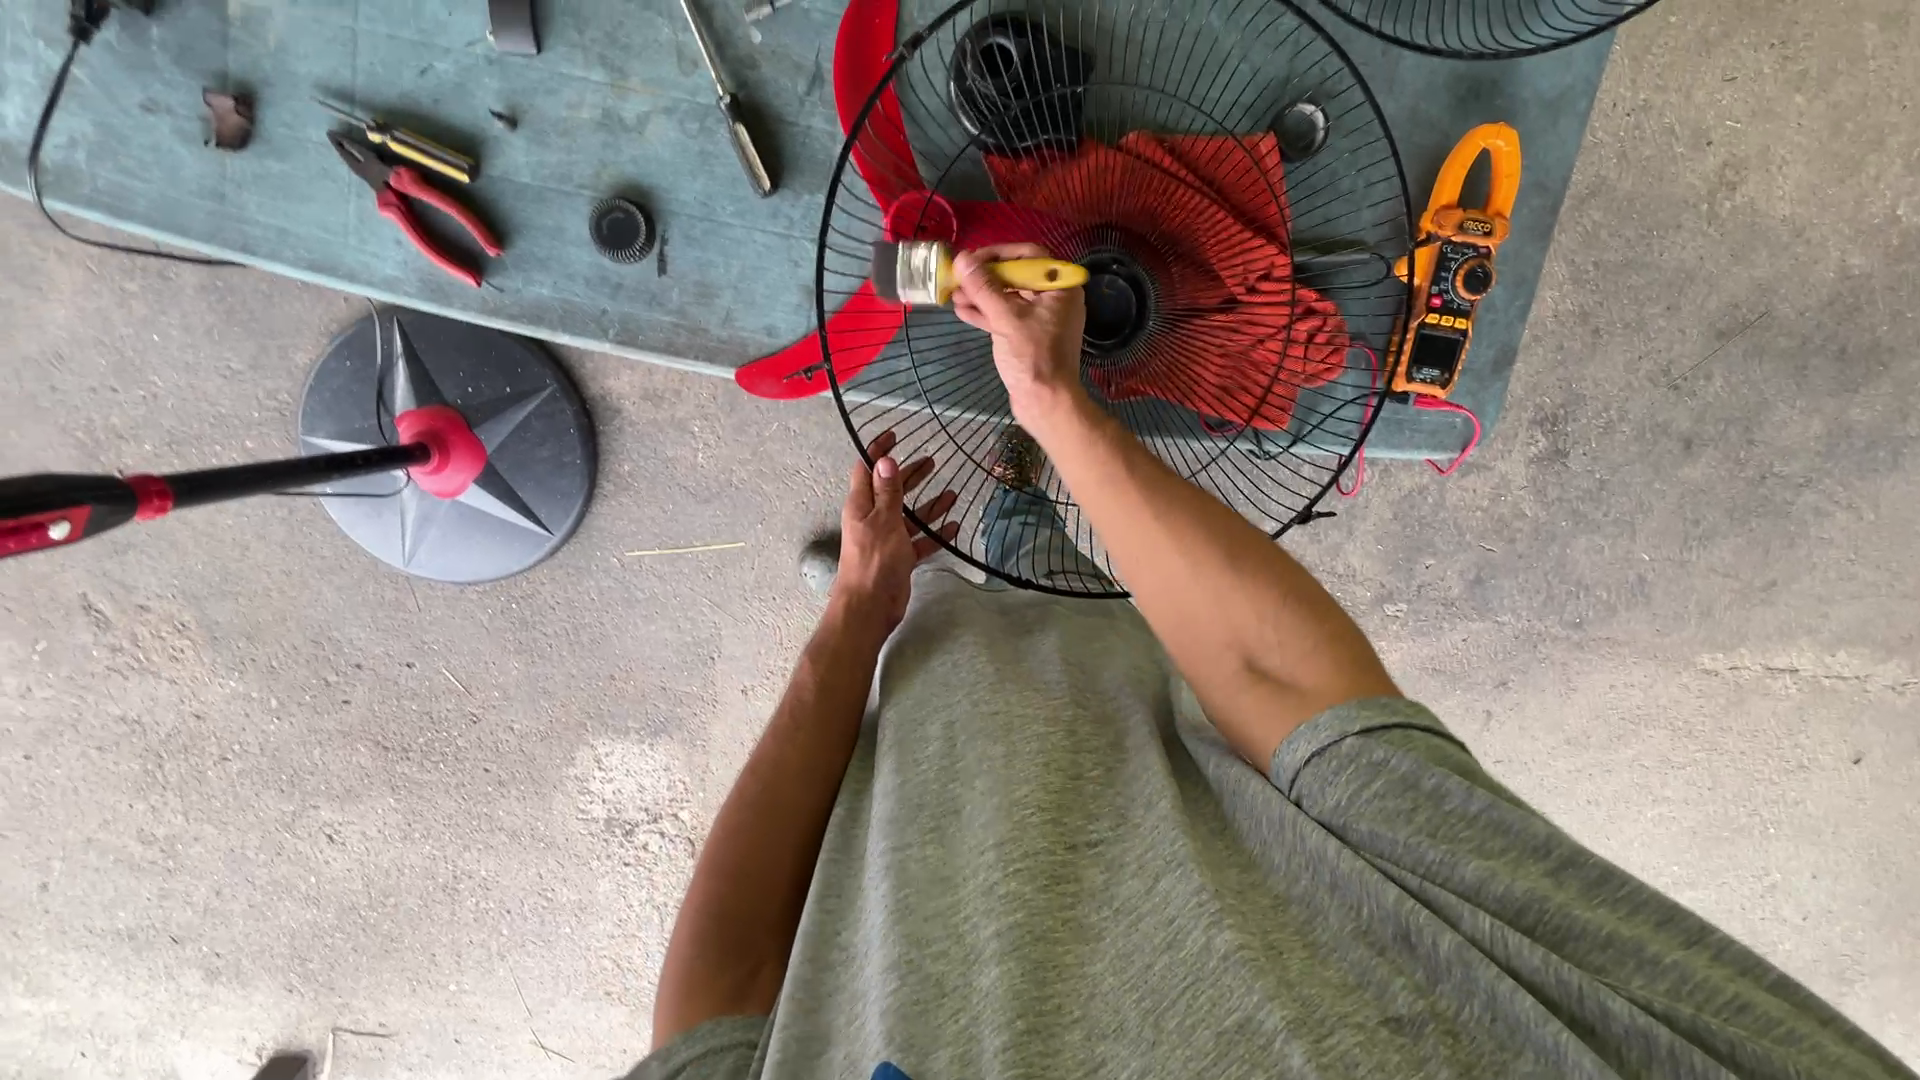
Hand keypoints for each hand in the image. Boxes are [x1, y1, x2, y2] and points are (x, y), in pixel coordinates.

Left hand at [834, 430, 959, 631]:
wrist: (870, 607)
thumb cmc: (874, 561)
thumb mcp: (883, 520)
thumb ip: (888, 491)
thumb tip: (885, 459)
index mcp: (861, 505)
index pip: (867, 469)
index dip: (878, 450)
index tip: (894, 435)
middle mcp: (872, 519)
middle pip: (892, 490)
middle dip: (910, 475)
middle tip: (931, 461)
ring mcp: (887, 540)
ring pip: (910, 517)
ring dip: (929, 505)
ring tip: (951, 493)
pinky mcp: (900, 559)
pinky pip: (920, 542)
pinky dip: (935, 535)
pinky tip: (953, 528)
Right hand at [950, 244, 1087, 428]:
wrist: (1045, 402)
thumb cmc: (1034, 357)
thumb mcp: (1007, 318)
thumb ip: (984, 288)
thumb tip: (962, 260)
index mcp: (1060, 287)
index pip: (1029, 255)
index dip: (999, 254)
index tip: (972, 260)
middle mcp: (1053, 298)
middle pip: (1015, 276)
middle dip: (985, 277)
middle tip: (959, 278)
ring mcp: (1039, 319)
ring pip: (1007, 297)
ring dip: (980, 295)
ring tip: (954, 295)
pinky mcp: (1026, 337)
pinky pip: (1004, 317)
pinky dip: (985, 313)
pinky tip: (962, 311)